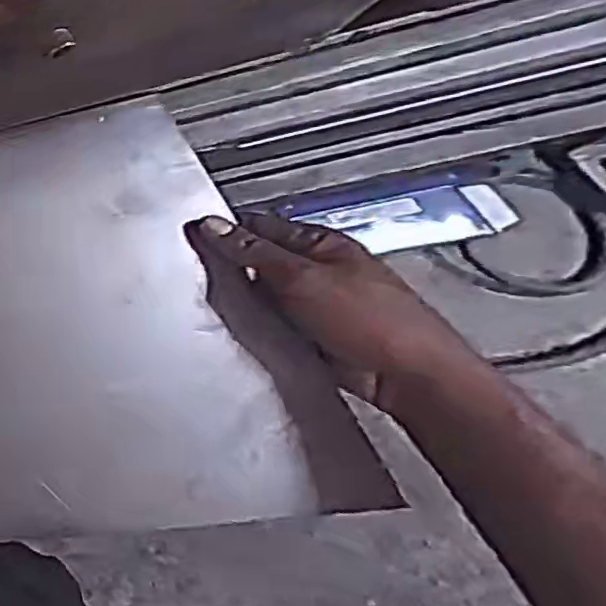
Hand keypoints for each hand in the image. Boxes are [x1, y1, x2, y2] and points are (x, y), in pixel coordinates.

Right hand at [191, 213, 489, 412]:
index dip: (227, 230)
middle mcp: (318, 271)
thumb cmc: (373, 321)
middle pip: (259, 261)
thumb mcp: (300, 276)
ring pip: (262, 294)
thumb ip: (251, 250)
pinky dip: (256, 325)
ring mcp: (315, 304)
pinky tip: (243, 327)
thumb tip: (213, 226)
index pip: (260, 226)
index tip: (196, 236)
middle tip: (205, 273)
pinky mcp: (311, 335)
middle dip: (233, 268)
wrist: (410, 379)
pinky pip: (271, 323)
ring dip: (245, 299)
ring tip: (222, 302)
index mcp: (321, 244)